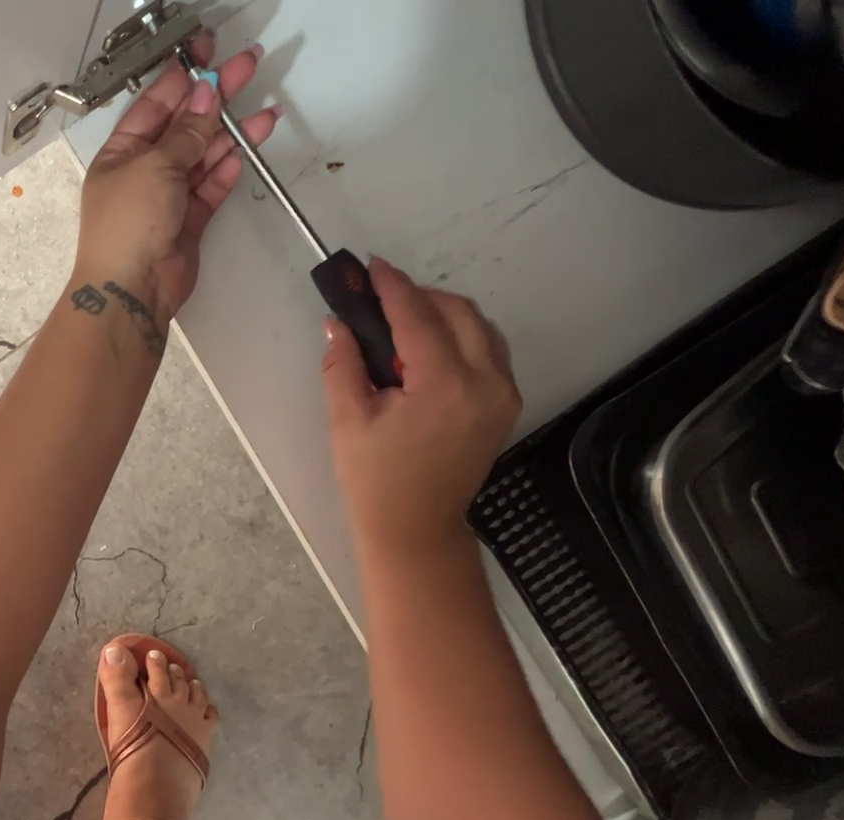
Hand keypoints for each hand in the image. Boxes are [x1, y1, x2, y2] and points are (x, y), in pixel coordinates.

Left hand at [75, 35, 281, 326]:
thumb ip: (186, 132)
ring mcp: (165, 199)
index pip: (154, 106)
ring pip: (202, 158)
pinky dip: (226, 171)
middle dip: (215, 100)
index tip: (210, 55)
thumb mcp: (154, 166)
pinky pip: (209, 189)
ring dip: (230, 135)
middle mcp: (141, 174)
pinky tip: (245, 152)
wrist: (131, 290)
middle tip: (248, 69)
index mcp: (120, 154)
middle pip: (183, 128)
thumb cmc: (128, 225)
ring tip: (264, 115)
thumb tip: (205, 95)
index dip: (183, 79)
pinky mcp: (187, 223)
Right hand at [322, 259, 521, 555]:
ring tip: (402, 324)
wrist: (415, 528)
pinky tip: (429, 350)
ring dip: (443, 314)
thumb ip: (344, 366)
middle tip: (380, 300)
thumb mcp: (348, 422)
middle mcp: (485, 381)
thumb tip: (337, 325)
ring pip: (480, 327)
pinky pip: (489, 350)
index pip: (418, 317)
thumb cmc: (374, 480)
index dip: (392, 288)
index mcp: (443, 385)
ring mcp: (503, 392)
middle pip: (457, 312)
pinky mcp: (506, 403)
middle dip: (419, 297)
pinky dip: (461, 336)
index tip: (371, 267)